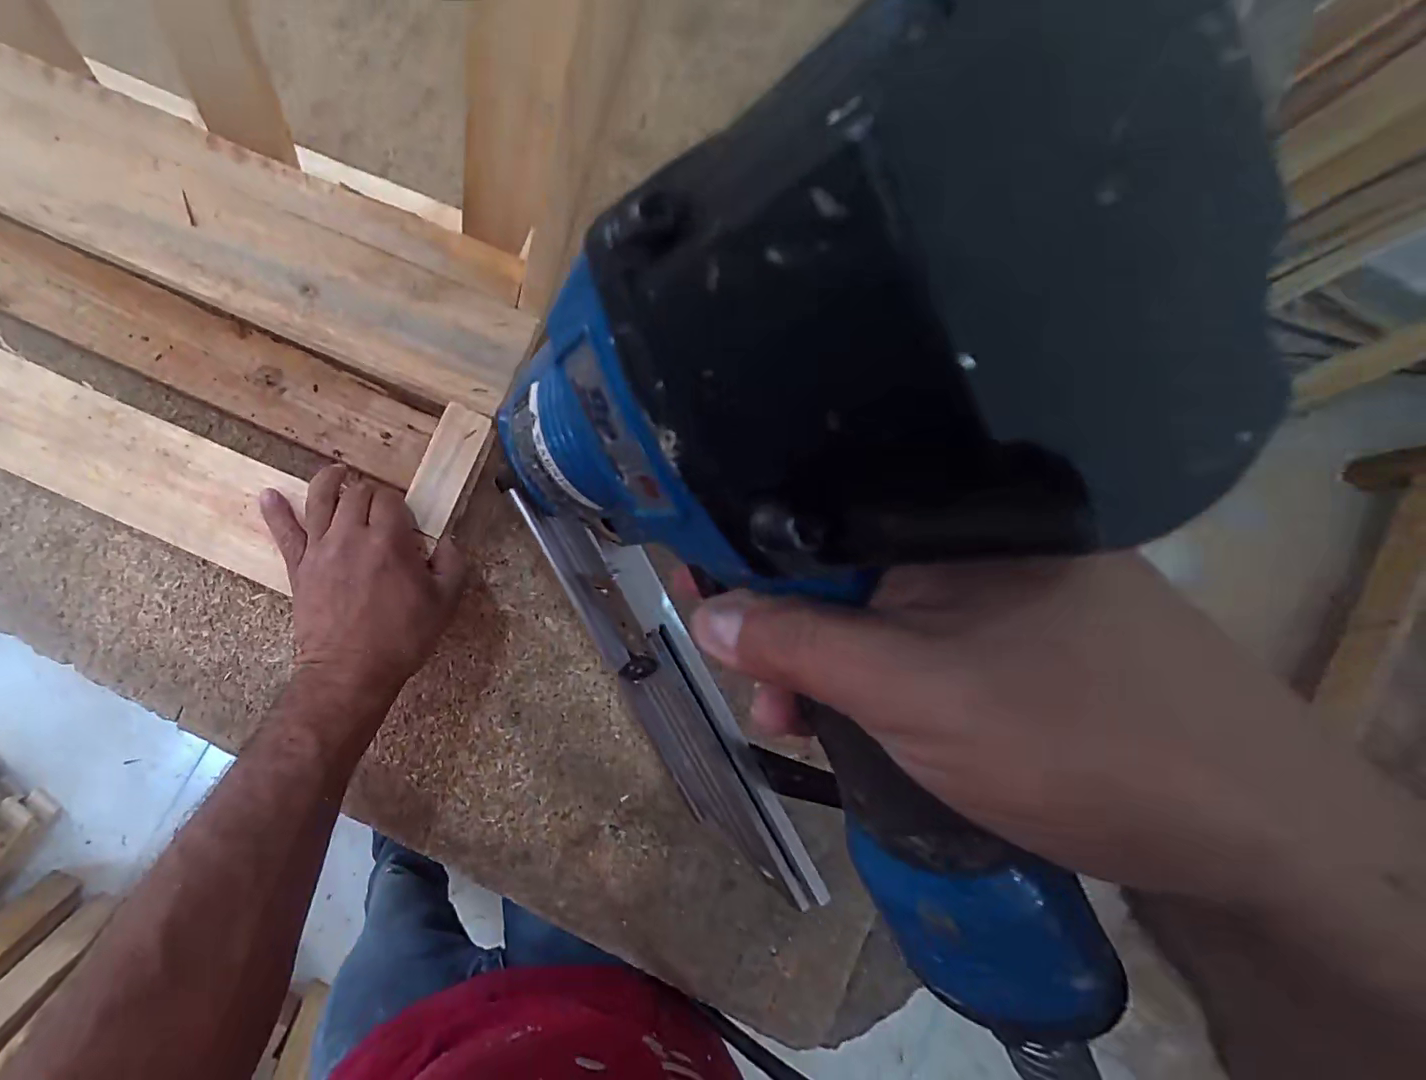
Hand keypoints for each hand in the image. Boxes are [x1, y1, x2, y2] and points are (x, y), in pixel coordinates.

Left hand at [261, 465, 467, 703]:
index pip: (390, 500)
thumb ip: (452, 564)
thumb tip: (448, 541)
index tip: (403, 519)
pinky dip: (275, 512)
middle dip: (369, 492)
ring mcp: (321, 549)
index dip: (398, 504)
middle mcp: (352, 535)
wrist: (350, 672)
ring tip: (337, 473)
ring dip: (329, 481)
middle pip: (357, 494)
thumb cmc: (401, 639)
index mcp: (388, 540)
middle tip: (376, 503)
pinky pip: (285, 533)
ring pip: (321, 500)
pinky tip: (268, 495)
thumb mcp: (443, 603)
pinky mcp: (299, 567)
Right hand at [687, 554, 1391, 909]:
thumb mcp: (907, 690)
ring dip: (815, 669)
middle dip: (779, 634)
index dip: (747, 554)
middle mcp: (967, 550)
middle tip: (753, 688)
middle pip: (833, 576)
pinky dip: (862, 687)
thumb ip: (798, 645)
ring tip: (792, 723)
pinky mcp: (1001, 649)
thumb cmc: (1071, 739)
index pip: (818, 521)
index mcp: (952, 525)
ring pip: (864, 620)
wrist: (1258, 845)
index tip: (694, 586)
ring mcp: (988, 601)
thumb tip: (705, 616)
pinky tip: (845, 726)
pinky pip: (901, 651)